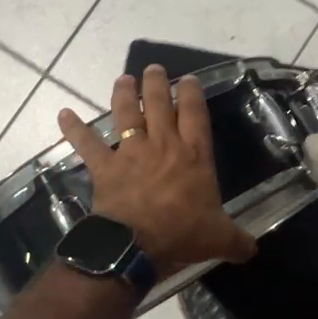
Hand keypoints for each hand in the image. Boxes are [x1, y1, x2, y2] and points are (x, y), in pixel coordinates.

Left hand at [57, 66, 255, 271]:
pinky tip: (64, 114)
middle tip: (154, 69)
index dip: (192, 94)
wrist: (136, 246)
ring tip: (123, 79)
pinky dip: (74, 129)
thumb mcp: (220, 239)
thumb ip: (238, 240)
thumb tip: (253, 249)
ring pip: (127, 114)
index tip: (189, 80)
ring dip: (124, 94)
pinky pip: (87, 144)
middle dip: (157, 83)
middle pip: (159, 104)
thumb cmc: (182, 234)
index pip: (195, 114)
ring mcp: (132, 153)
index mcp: (195, 156)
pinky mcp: (105, 167)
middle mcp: (164, 145)